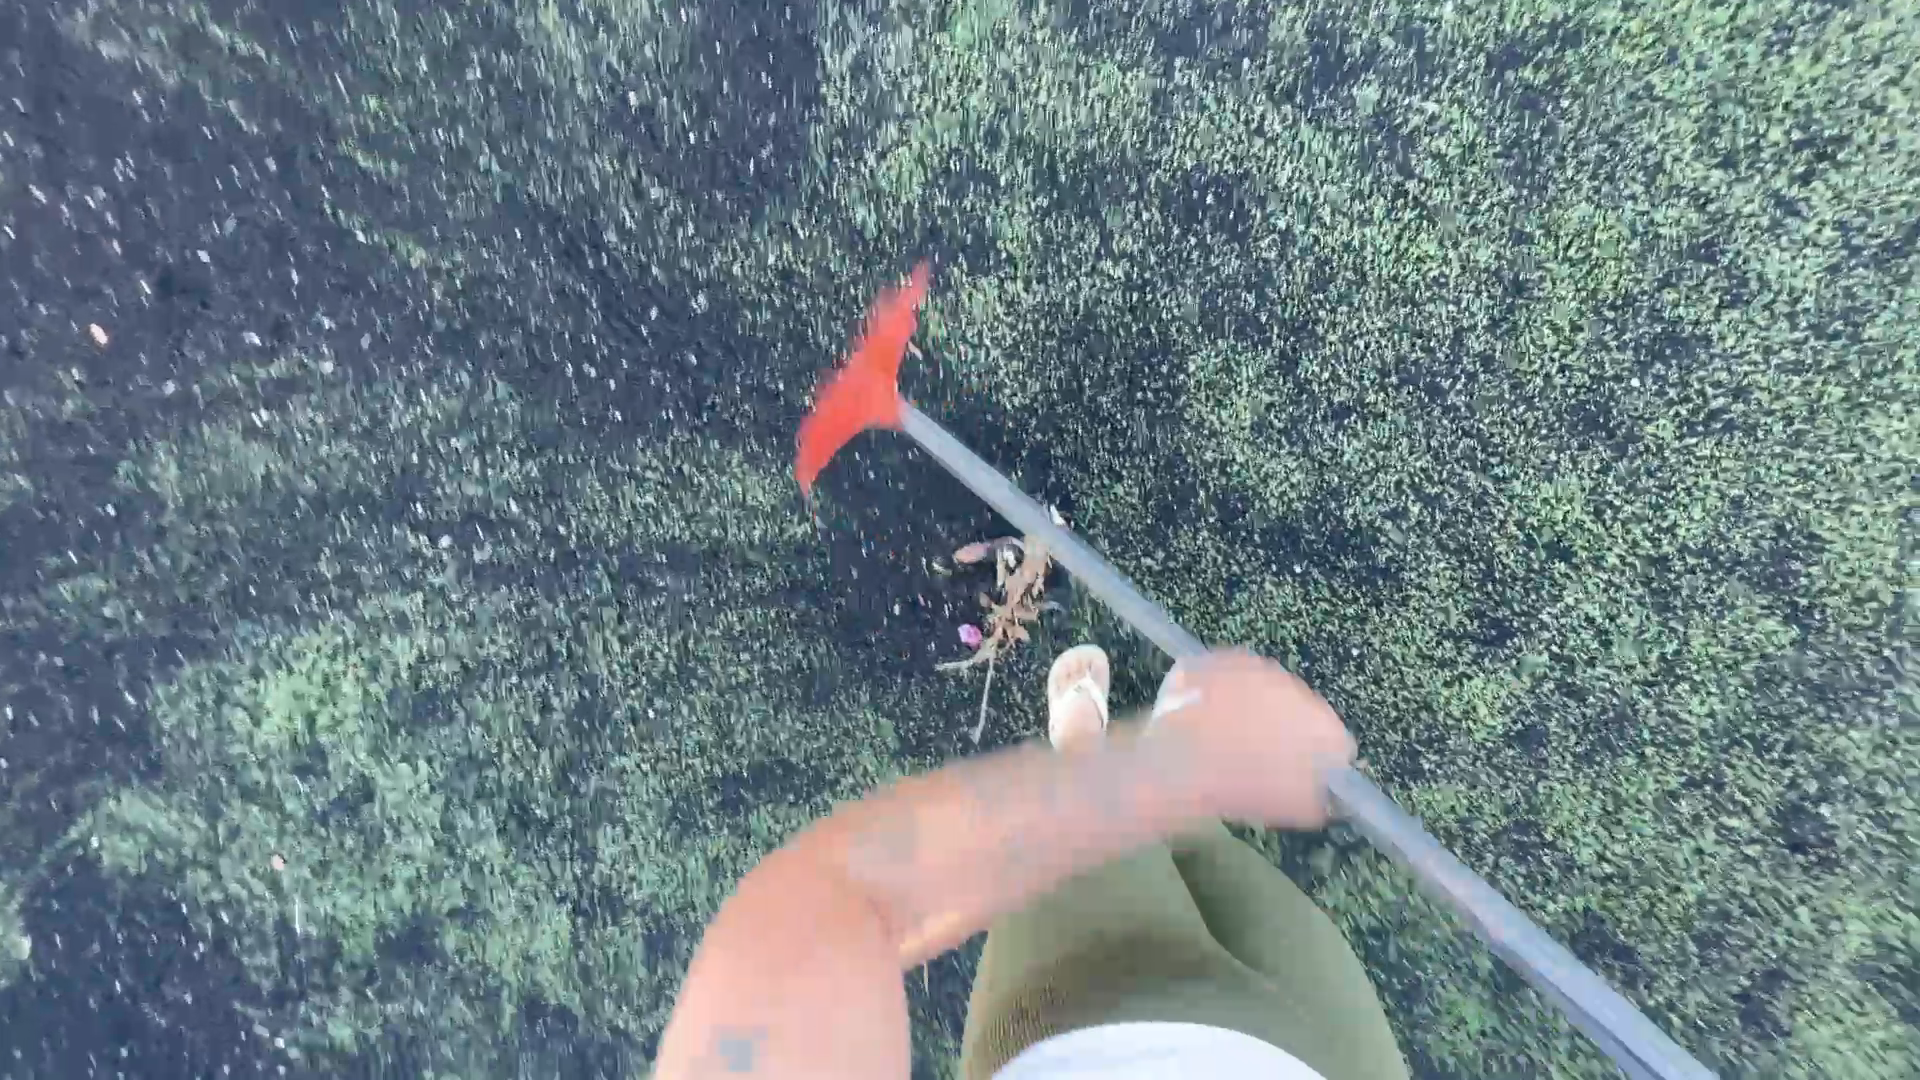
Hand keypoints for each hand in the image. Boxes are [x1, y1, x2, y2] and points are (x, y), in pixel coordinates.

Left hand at [1144, 648, 1356, 828]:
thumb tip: (1318, 788)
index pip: (1335, 740)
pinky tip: (1206, 708)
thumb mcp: (1294, 809)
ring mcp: (1258, 668)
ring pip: (1264, 687)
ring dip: (1253, 703)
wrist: (1181, 759)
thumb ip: (1317, 795)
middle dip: (1284, 725)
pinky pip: (1230, 673)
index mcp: (1323, 726)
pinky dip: (1222, 688)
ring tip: (1226, 728)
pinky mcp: (1223, 658)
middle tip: (1259, 748)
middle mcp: (1298, 689)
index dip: (1317, 756)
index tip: (1298, 768)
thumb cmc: (1241, 790)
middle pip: (1300, 707)